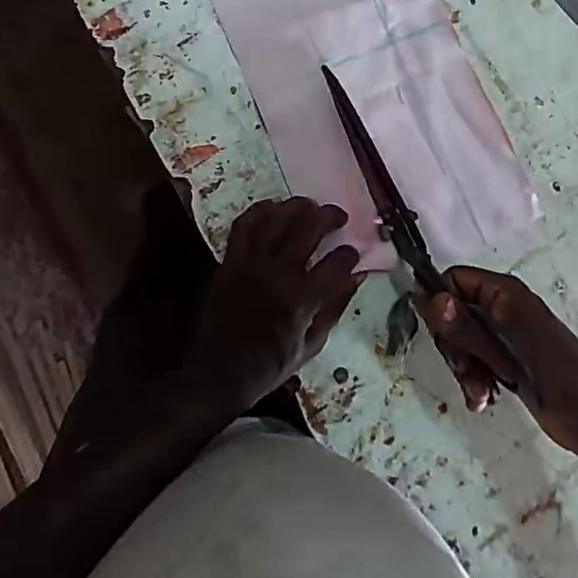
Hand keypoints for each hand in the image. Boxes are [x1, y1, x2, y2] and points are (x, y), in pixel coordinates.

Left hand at [184, 198, 362, 410]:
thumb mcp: (312, 345)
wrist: (220, 371)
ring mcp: (250, 264)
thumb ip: (335, 307)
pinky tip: (272, 209)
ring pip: (275, 219)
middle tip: (337, 216)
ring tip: (309, 205)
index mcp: (301, 301)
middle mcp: (277, 275)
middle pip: (306, 229)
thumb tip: (357, 277)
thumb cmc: (270, 365)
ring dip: (295, 206)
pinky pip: (244, 226)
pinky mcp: (230, 261)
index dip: (350, 254)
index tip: (353, 252)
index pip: (336, 264)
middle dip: (328, 217)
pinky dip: (259, 211)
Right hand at [417, 267, 577, 457]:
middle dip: (453, 344)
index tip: (440, 335)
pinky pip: (476, 358)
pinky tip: (483, 398)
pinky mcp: (509, 357)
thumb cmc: (560, 383)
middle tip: (464, 369)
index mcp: (506, 294)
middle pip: (454, 311)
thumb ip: (465, 327)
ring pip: (462, 338)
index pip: (454, 279)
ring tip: (479, 392)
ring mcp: (506, 332)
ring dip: (463, 366)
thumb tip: (428, 299)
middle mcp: (504, 306)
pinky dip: (474, 377)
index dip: (440, 304)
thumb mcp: (507, 355)